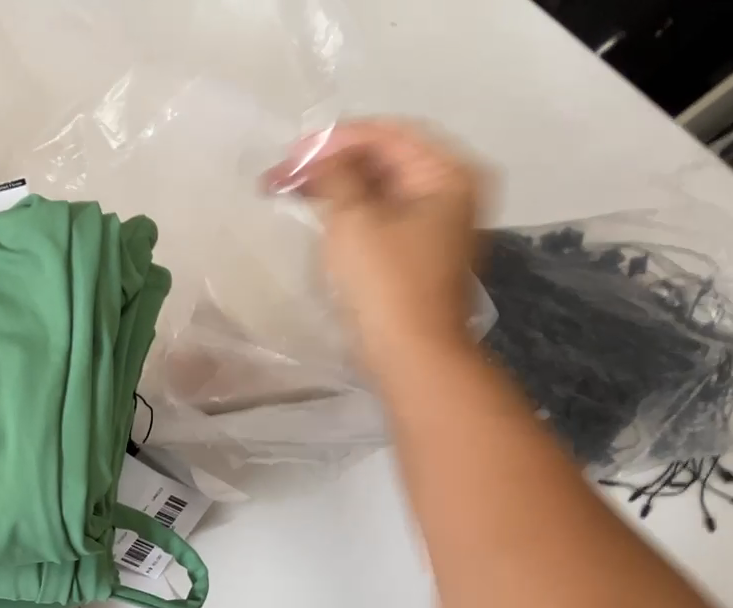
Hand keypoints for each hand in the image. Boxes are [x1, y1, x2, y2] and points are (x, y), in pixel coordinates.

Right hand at [265, 119, 487, 370]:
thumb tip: (322, 158)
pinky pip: (380, 213)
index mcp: (448, 173)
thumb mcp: (353, 220)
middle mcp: (452, 189)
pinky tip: (316, 214)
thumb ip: (336, 177)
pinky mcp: (417, 249)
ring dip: (335, 185)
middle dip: (332, 161)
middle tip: (281, 174)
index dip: (338, 137)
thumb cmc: (384, 281)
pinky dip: (347, 208)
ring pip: (380, 187)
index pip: (391, 134)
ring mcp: (437, 221)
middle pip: (387, 158)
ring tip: (289, 192)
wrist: (409, 348)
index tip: (290, 151)